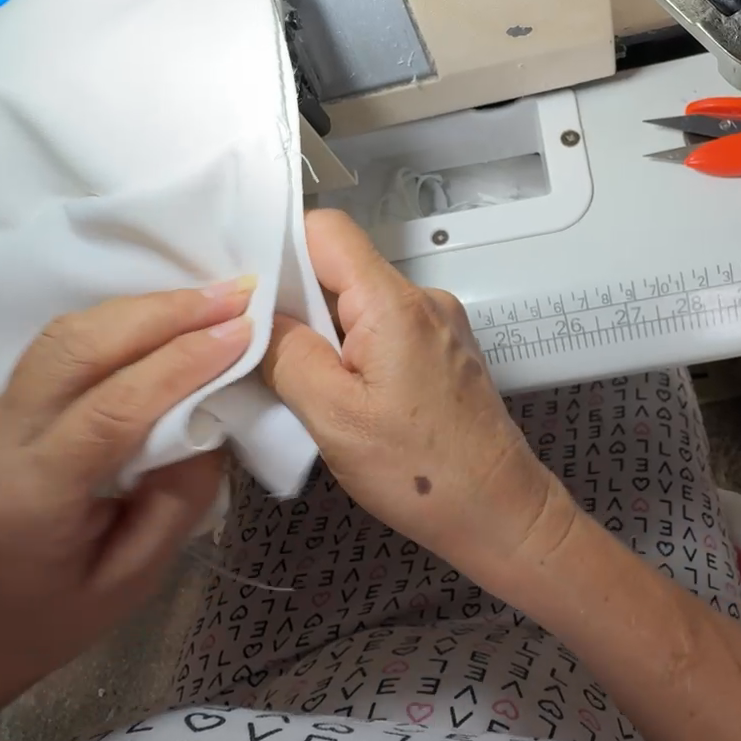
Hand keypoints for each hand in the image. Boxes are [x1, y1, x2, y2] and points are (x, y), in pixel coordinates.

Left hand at [0, 282, 253, 720]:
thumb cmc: (58, 622)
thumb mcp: (140, 575)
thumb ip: (182, 491)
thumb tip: (213, 410)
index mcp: (25, 500)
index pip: (111, 407)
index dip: (182, 361)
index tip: (244, 329)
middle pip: (74, 348)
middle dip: (162, 312)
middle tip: (235, 293)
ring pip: (62, 336)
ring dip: (143, 309)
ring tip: (211, 298)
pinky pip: (59, 351)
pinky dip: (121, 326)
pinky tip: (167, 320)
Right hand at [262, 210, 577, 580]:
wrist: (497, 508)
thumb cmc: (417, 469)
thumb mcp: (334, 416)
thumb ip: (288, 354)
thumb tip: (257, 314)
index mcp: (394, 302)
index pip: (328, 231)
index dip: (280, 244)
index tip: (242, 283)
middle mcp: (422, 298)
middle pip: (343, 267)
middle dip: (294, 297)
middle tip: (253, 339)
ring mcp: (438, 323)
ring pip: (361, 301)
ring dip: (324, 328)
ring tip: (295, 373)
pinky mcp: (444, 349)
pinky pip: (385, 327)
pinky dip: (354, 346)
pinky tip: (339, 388)